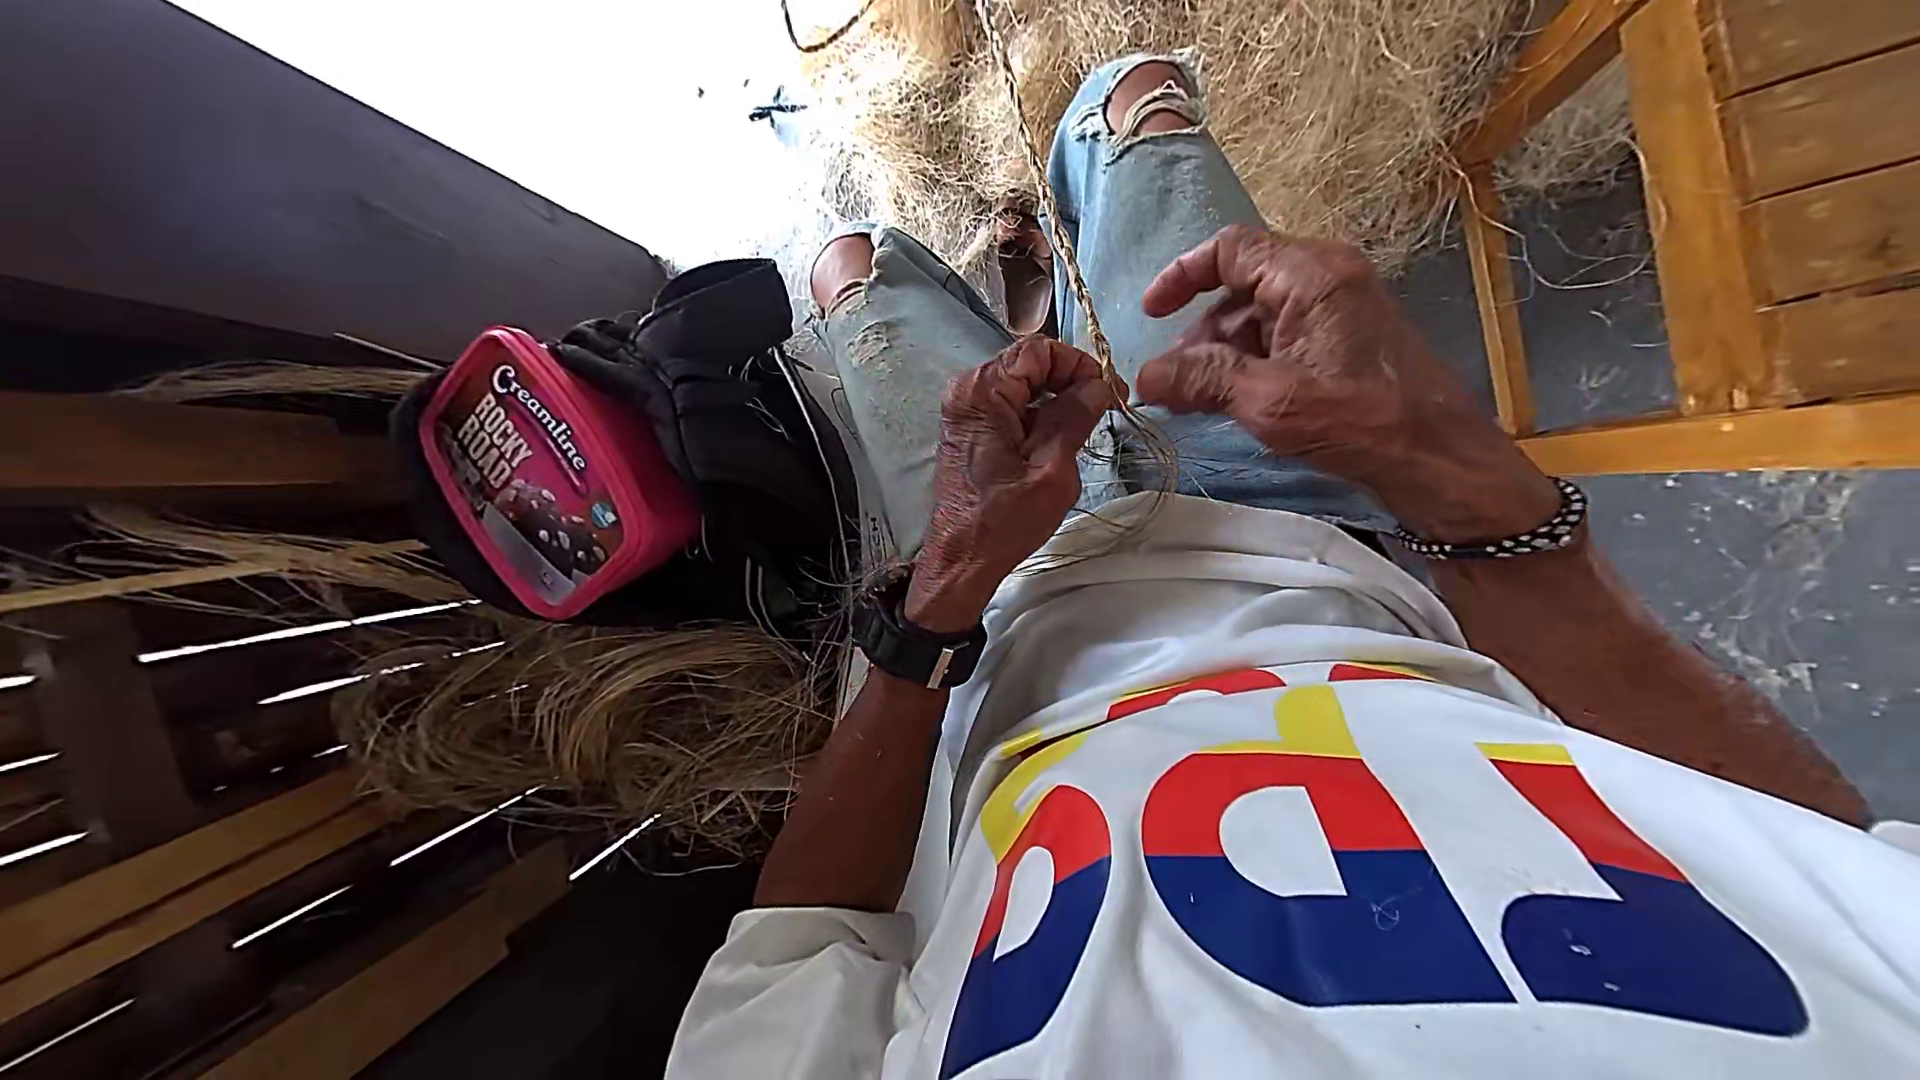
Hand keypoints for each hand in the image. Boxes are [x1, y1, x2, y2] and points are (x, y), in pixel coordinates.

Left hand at [906, 337, 1120, 630]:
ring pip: (1021, 387)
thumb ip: (1074, 418)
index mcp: (982, 393)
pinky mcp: (969, 432)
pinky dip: (1037, 416)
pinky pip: (1009, 408)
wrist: (961, 559)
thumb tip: (1096, 385)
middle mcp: (966, 393)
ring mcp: (964, 413)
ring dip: (1055, 400)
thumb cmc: (1002, 523)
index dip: (1078, 363)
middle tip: (1103, 406)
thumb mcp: (1052, 470)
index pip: (1038, 350)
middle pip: (1029, 365)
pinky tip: (1057, 441)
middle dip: (1069, 381)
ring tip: (1084, 428)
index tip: (1107, 389)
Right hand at [1136, 225, 1558, 543]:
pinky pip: (1274, 342)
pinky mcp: (1336, 343)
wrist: (1434, 459)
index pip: (1230, 249)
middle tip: (1170, 382)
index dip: (1181, 276)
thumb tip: (1143, 376)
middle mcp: (1323, 280)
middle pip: (1237, 289)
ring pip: (1252, 320)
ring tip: (1192, 400)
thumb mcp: (1268, 400)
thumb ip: (1202, 380)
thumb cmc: (1357, 420)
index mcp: (1310, 275)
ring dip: (1216, 357)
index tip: (1149, 316)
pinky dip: (1242, 368)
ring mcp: (1332, 312)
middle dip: (1196, 334)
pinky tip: (1225, 402)